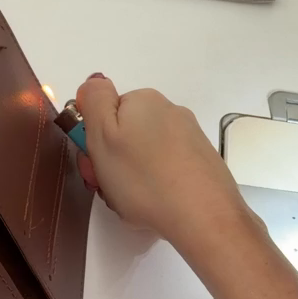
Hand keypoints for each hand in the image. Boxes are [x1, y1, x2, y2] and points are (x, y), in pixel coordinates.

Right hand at [74, 75, 252, 244]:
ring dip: (133, 178)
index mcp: (144, 100)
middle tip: (113, 190)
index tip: (96, 167)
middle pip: (126, 136)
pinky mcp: (203, 162)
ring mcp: (190, 137)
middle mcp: (170, 111)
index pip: (105, 114)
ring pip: (145, 156)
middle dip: (113, 163)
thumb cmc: (143, 177)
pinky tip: (158, 205)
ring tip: (136, 203)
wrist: (203, 216)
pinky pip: (167, 170)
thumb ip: (94, 100)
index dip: (94, 143)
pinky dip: (156, 186)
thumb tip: (95, 82)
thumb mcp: (103, 134)